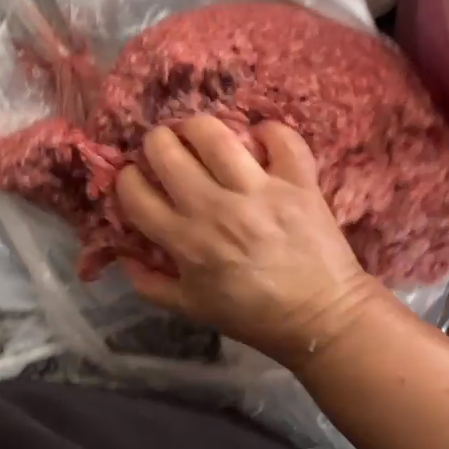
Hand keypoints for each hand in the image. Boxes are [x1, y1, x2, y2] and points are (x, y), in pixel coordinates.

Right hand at [114, 116, 391, 369]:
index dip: (126, 178)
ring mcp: (259, 191)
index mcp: (185, 240)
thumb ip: (149, 284)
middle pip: (166, 150)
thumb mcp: (191, 308)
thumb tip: (124, 254)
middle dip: (156, 144)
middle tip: (165, 151)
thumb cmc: (254, 316)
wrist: (324, 320)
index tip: (136, 179)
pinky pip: (280, 137)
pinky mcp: (298, 182)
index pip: (134, 191)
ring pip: (214, 134)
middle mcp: (216, 209)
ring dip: (198, 128)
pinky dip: (268, 132)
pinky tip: (259, 142)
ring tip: (199, 135)